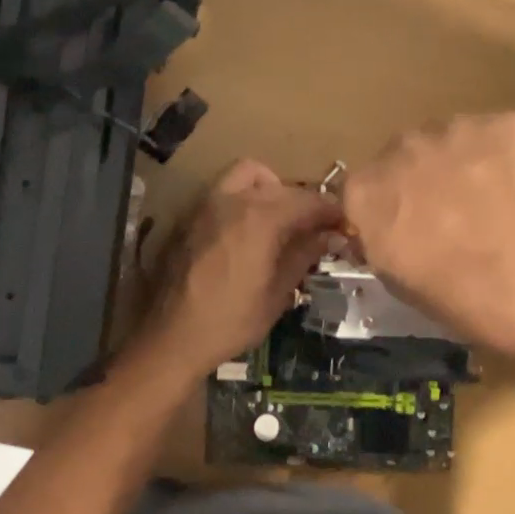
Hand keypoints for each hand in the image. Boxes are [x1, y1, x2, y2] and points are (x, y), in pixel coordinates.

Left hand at [136, 159, 341, 376]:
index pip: (307, 200)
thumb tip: (328, 235)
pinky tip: (248, 233)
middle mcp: (231, 201)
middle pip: (278, 184)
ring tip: (279, 222)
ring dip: (268, 190)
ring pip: (244, 176)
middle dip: (301, 200)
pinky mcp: (187, 219)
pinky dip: (241, 200)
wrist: (171, 337)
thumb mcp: (276, 294)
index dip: (330, 211)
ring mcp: (204, 206)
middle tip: (313, 228)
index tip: (344, 226)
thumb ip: (302, 256)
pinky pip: (221, 194)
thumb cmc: (229, 322)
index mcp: (259, 218)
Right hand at [341, 113, 514, 358]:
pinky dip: (507, 156)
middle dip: (423, 177)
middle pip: (406, 154)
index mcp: (364, 189)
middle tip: (451, 211)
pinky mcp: (507, 123)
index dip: (386, 203)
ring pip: (453, 139)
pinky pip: (499, 135)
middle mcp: (401, 148)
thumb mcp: (391, 275)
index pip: (364, 185)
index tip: (405, 222)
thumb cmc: (452, 293)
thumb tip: (386, 226)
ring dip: (463, 162)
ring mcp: (455, 130)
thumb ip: (378, 236)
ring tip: (492, 199)